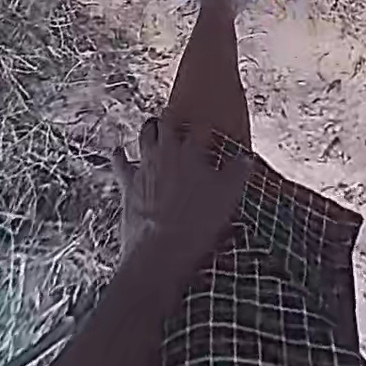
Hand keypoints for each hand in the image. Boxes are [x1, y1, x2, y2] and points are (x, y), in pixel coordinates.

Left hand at [109, 118, 251, 262]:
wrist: (159, 250)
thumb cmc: (196, 222)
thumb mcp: (226, 198)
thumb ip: (238, 174)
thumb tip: (247, 158)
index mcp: (191, 152)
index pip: (199, 129)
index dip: (203, 126)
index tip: (207, 127)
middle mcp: (166, 151)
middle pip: (166, 123)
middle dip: (171, 117)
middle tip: (174, 116)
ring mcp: (145, 164)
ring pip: (145, 135)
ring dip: (149, 129)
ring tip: (152, 126)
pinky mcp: (128, 182)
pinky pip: (120, 163)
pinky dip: (120, 156)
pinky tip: (118, 152)